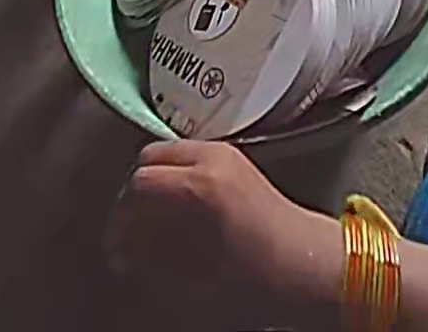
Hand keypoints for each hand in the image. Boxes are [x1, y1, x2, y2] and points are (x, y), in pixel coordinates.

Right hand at [108, 140, 339, 325]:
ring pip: (167, 150)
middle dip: (135, 191)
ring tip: (154, 220)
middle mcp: (211, 157)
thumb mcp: (199, 277)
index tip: (118, 241)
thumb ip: (154, 257)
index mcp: (202, 185)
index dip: (122, 214)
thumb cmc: (261, 276)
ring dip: (154, 180)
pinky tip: (177, 208)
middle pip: (150, 157)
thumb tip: (123, 249)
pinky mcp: (231, 154)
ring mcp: (223, 151)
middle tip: (132, 228)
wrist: (309, 261)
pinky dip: (173, 174)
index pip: (140, 182)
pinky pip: (187, 154)